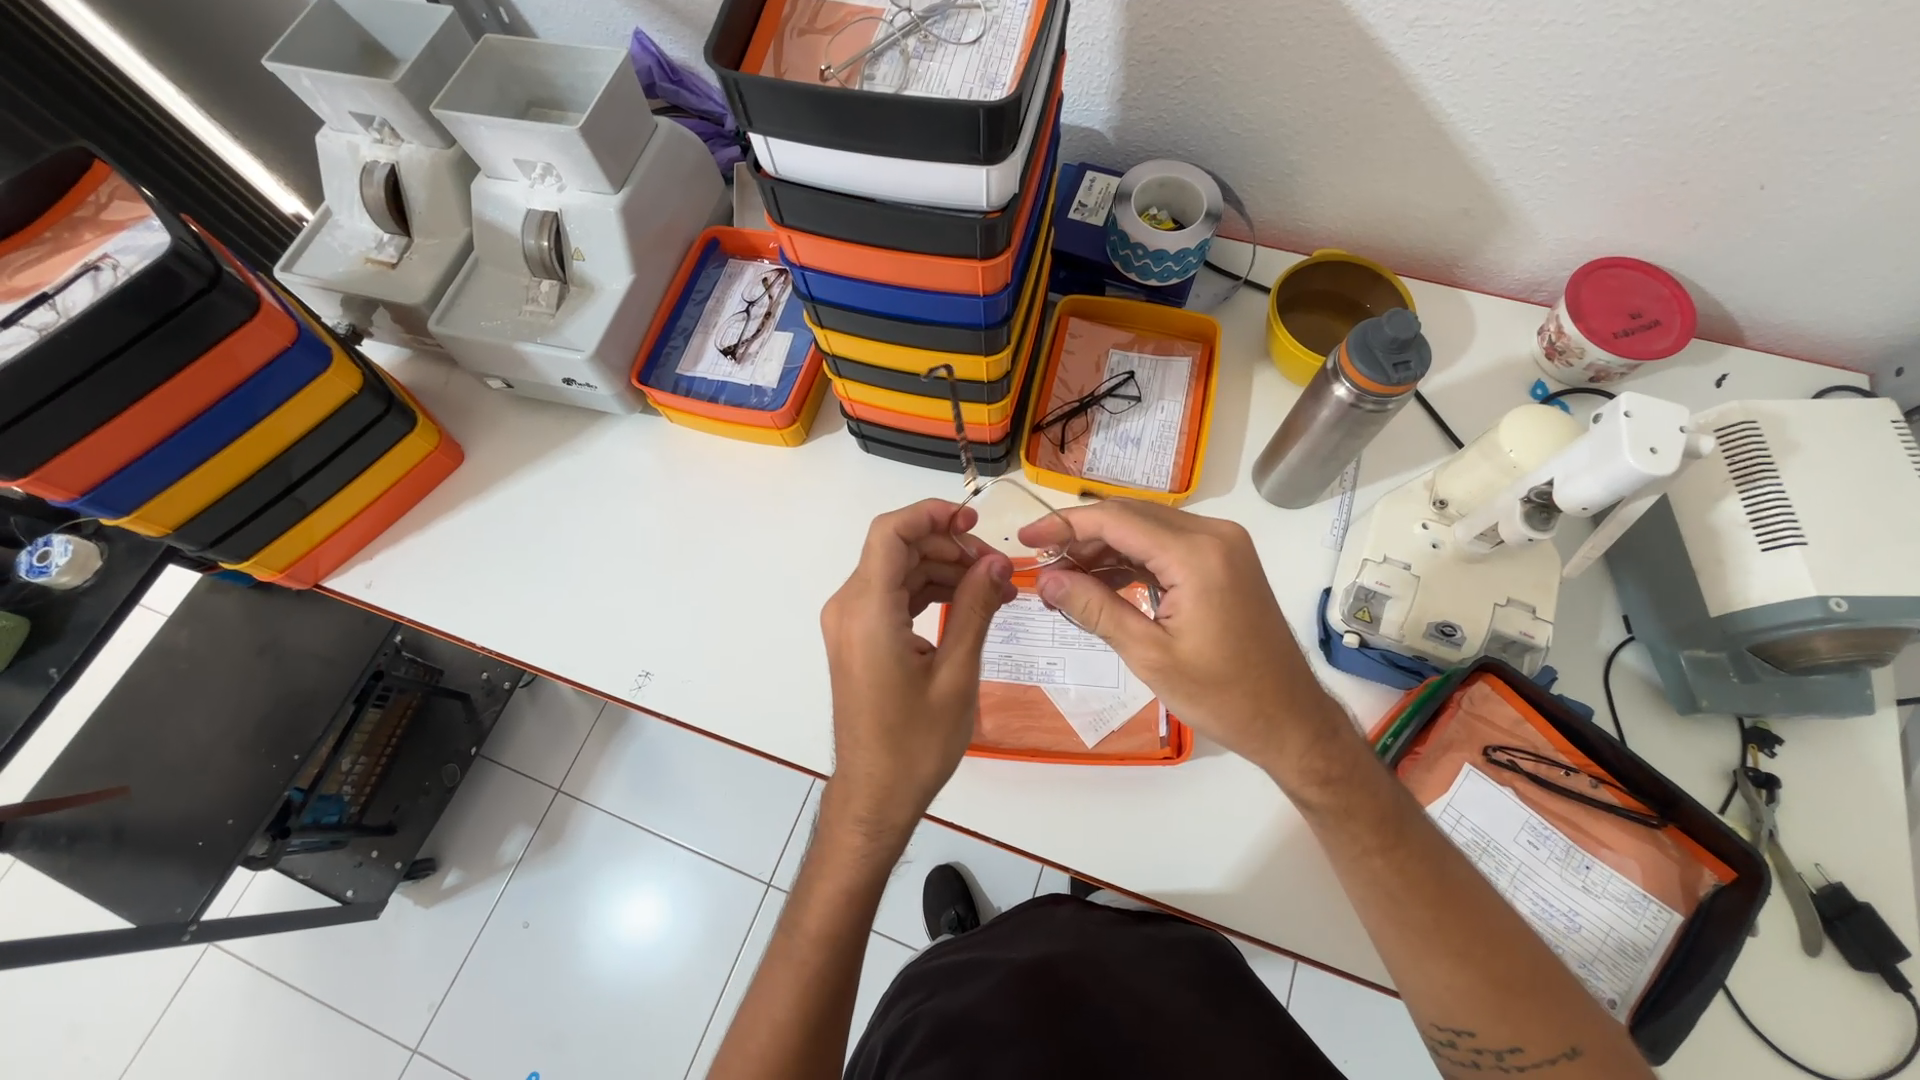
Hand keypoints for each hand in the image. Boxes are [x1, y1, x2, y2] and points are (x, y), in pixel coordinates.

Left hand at [820, 499, 1015, 836]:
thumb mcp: (956, 674)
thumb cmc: (916, 744)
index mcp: (867, 611)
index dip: (932, 514)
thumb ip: (974, 609)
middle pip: (898, 549)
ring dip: (944, 570)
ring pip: (898, 570)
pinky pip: (892, 596)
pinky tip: (967, 604)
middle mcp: (849, 607)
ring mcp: (850, 622)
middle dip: (950, 547)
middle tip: (998, 570)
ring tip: (994, 590)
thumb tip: (997, 562)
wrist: (876, 793)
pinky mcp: (858, 637)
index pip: (891, 533)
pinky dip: (928, 592)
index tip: (976, 521)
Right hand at [1018, 500, 1362, 787]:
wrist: (1289, 720)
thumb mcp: (1149, 655)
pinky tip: (1100, 585)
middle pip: (1130, 517)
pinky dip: (1131, 561)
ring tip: (1063, 583)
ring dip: (1104, 550)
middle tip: (1041, 569)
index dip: (1064, 526)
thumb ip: (1094, 609)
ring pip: (1147, 530)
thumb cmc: (1222, 696)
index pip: (1116, 520)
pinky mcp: (1225, 561)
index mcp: (1197, 554)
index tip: (1025, 539)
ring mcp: (1223, 545)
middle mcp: (1213, 534)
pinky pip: (1167, 548)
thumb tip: (1044, 581)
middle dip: (1081, 538)